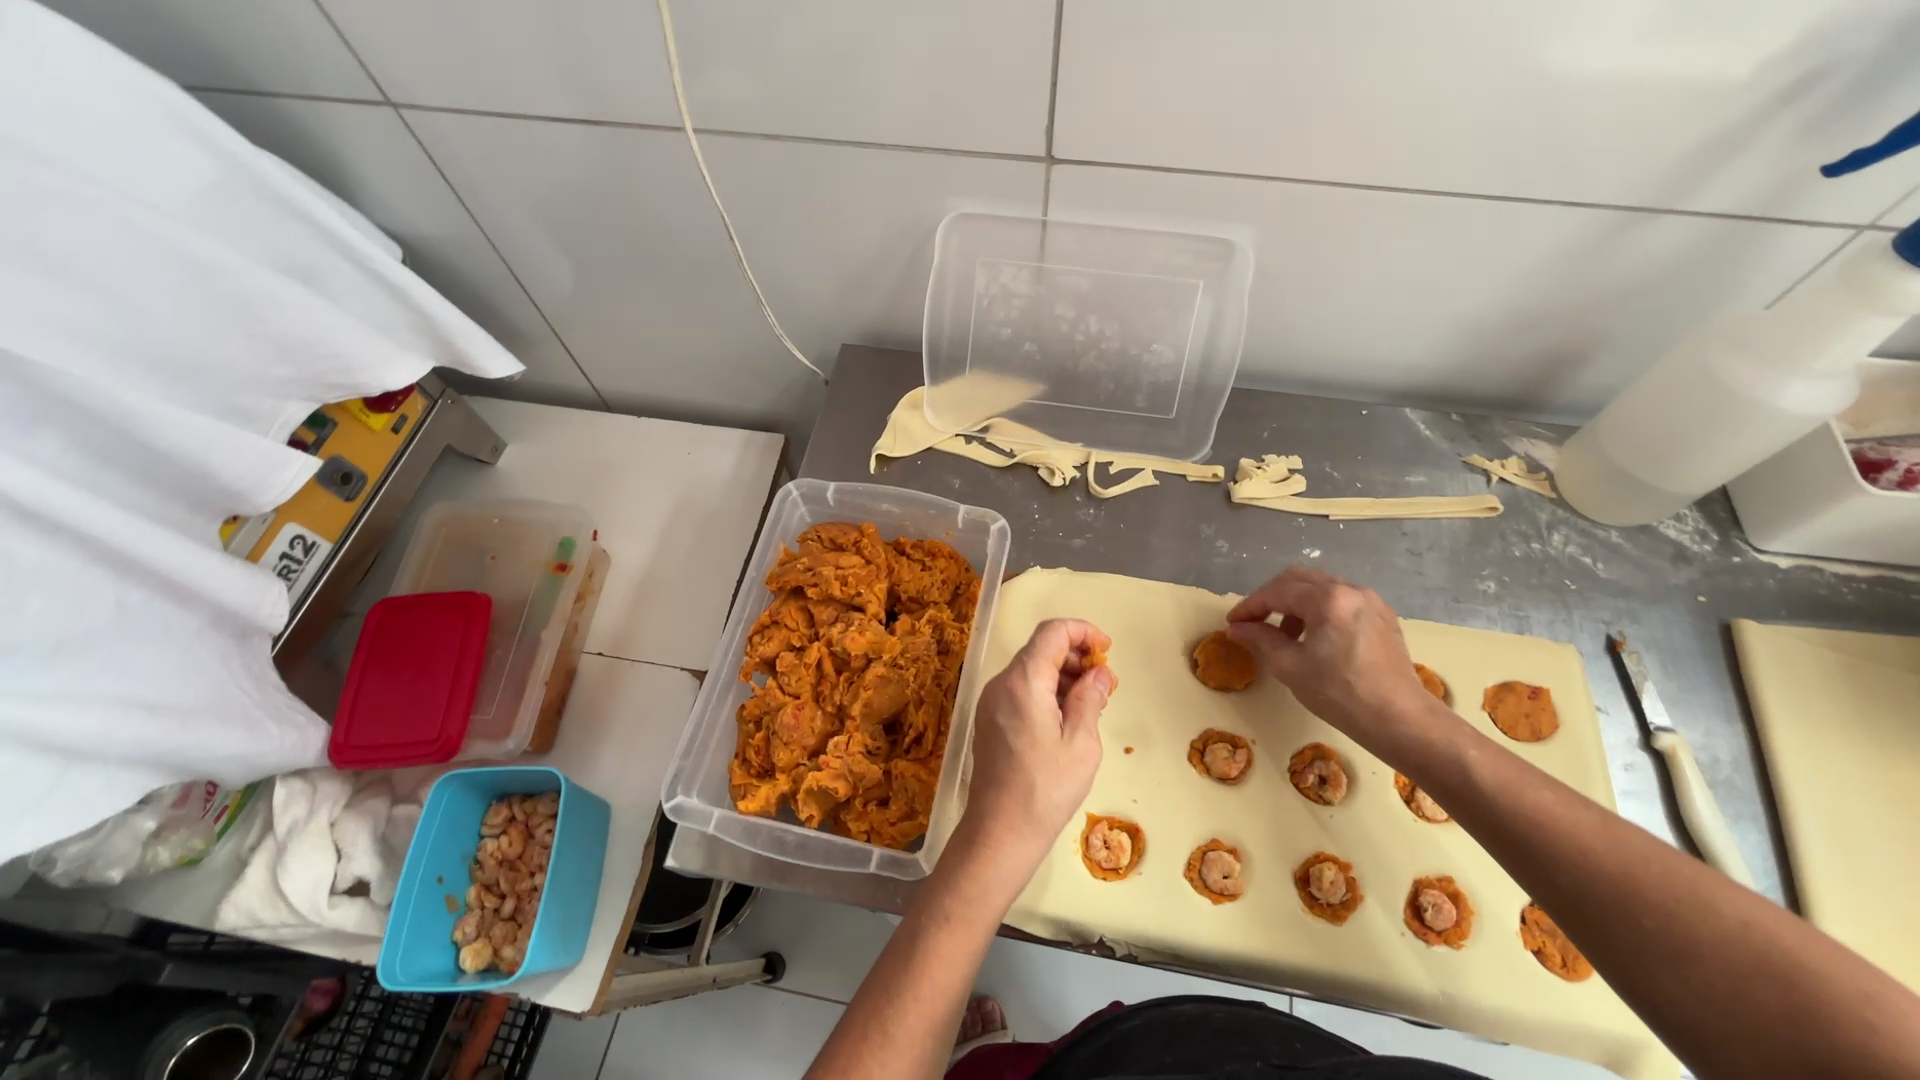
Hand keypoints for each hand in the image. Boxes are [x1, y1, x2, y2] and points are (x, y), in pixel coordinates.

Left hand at [959, 619, 1114, 869]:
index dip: (1083, 632)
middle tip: (1106, 686)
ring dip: (1063, 676)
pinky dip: (1046, 693)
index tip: (1107, 650)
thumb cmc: (1046, 788)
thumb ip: (1090, 698)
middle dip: (1076, 657)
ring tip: (1092, 704)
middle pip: (1040, 650)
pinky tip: (1067, 719)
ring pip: (1030, 671)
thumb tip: (1099, 673)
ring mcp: (991, 703)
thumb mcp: (1082, 742)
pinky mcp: (989, 721)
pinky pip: (1020, 691)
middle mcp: (1001, 684)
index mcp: (1023, 681)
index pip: (1052, 632)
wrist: (1000, 831)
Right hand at [1225, 567, 1450, 757]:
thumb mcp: (1290, 667)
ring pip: (1322, 586)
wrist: (1399, 718)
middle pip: (1299, 579)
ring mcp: (1371, 600)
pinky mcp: (1382, 615)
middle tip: (1253, 621)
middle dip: (1271, 597)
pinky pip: (1342, 598)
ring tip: (1284, 633)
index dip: (1250, 606)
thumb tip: (1237, 629)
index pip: (1277, 592)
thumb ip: (1261, 640)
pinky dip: (1320, 608)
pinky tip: (1314, 635)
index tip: (1232, 623)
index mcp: (1327, 600)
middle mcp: (1350, 590)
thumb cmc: (1340, 694)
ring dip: (1295, 602)